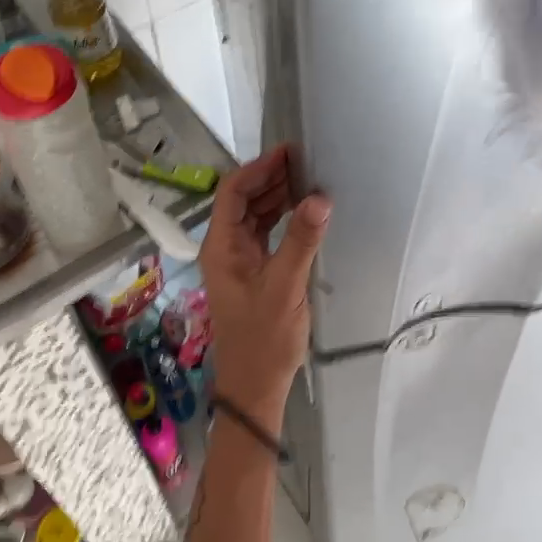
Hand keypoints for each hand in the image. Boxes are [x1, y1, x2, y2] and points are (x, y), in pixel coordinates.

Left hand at [199, 144, 328, 426]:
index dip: (258, 169)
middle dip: (269, 177)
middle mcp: (225, 248)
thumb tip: (320, 198)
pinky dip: (281, 215)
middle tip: (304, 160)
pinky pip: (264, 231)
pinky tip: (303, 208)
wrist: (256, 387)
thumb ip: (301, 240)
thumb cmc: (264, 338)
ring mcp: (238, 259)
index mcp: (221, 247)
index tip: (288, 153)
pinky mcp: (253, 271)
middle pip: (242, 199)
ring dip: (276, 195)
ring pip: (254, 214)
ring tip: (308, 177)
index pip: (232, 193)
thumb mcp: (285, 287)